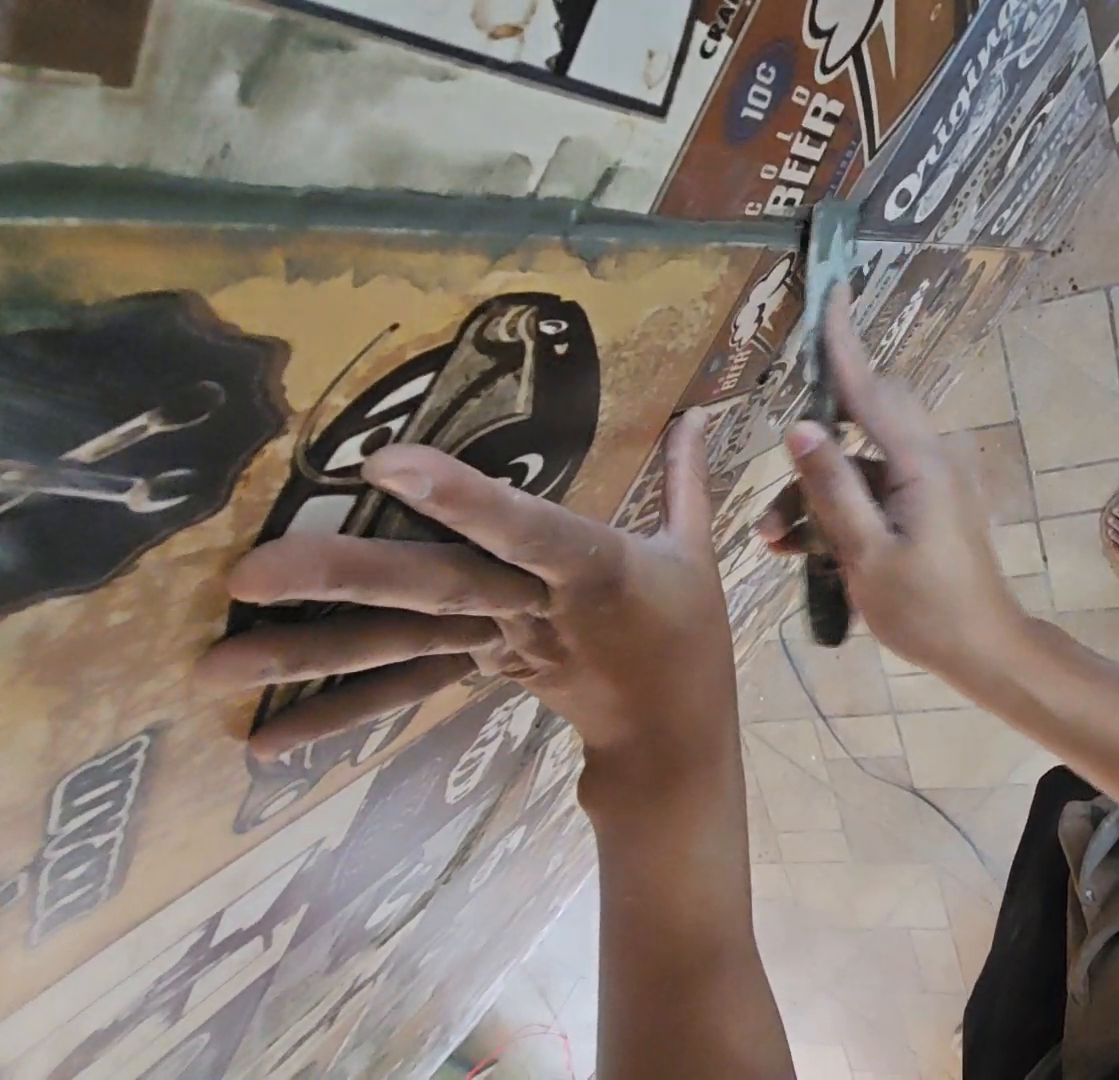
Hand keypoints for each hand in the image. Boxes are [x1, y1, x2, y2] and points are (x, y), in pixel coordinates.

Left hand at [199, 409, 735, 769]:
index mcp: (597, 571)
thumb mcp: (695, 551)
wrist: (673, 732)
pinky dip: (344, 715)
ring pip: (409, 644)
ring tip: (213, 667)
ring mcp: (504, 646)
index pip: (530, 530)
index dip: (468, 500)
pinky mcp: (484, 671)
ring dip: (315, 654)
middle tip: (251, 572)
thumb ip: (687, 477)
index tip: (387, 462)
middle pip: (446, 589)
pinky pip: (413, 688)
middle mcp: (540, 609)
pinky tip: (268, 743)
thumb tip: (697, 412)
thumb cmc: (688, 630)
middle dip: (354, 578)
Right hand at [757, 287, 1023, 674]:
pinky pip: (874, 494)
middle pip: (864, 422)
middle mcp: (929, 462)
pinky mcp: (927, 509)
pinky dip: (840, 511)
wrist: (983, 650)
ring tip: (774, 540)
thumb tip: (799, 427)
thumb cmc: (927, 610)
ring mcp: (930, 486)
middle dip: (812, 449)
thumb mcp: (867, 554)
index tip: (832, 292)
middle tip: (775, 476)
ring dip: (816, 495)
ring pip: (860, 467)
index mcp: (921, 464)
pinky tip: (802, 549)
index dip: (846, 342)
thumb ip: (833, 489)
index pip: (873, 389)